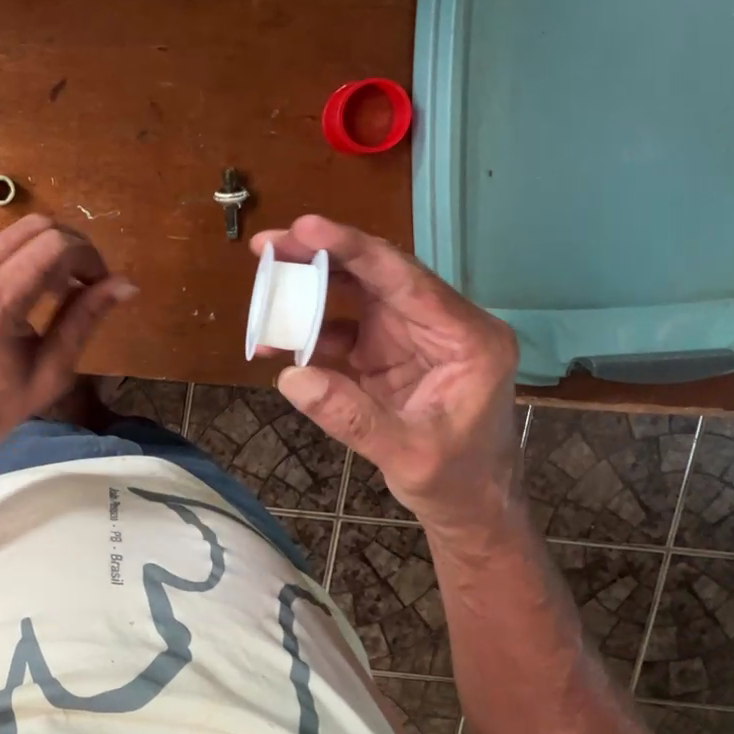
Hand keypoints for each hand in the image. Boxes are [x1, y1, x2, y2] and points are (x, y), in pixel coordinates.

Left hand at [0, 215, 136, 463]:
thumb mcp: (50, 371)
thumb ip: (84, 319)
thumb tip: (125, 284)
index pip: (54, 245)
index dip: (87, 256)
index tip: (98, 283)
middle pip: (33, 228)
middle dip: (68, 248)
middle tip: (81, 283)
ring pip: (8, 237)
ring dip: (39, 256)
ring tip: (50, 295)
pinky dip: (9, 267)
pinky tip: (14, 302)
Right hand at [250, 215, 519, 532]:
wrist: (469, 506)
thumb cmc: (456, 480)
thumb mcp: (407, 454)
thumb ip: (351, 415)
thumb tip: (290, 376)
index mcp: (465, 337)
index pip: (404, 279)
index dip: (353, 249)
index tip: (306, 227)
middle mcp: (438, 324)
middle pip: (376, 274)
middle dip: (321, 255)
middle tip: (268, 244)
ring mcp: (409, 336)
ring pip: (355, 294)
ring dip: (308, 287)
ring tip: (263, 281)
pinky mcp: (385, 351)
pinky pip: (341, 328)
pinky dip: (307, 330)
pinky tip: (276, 338)